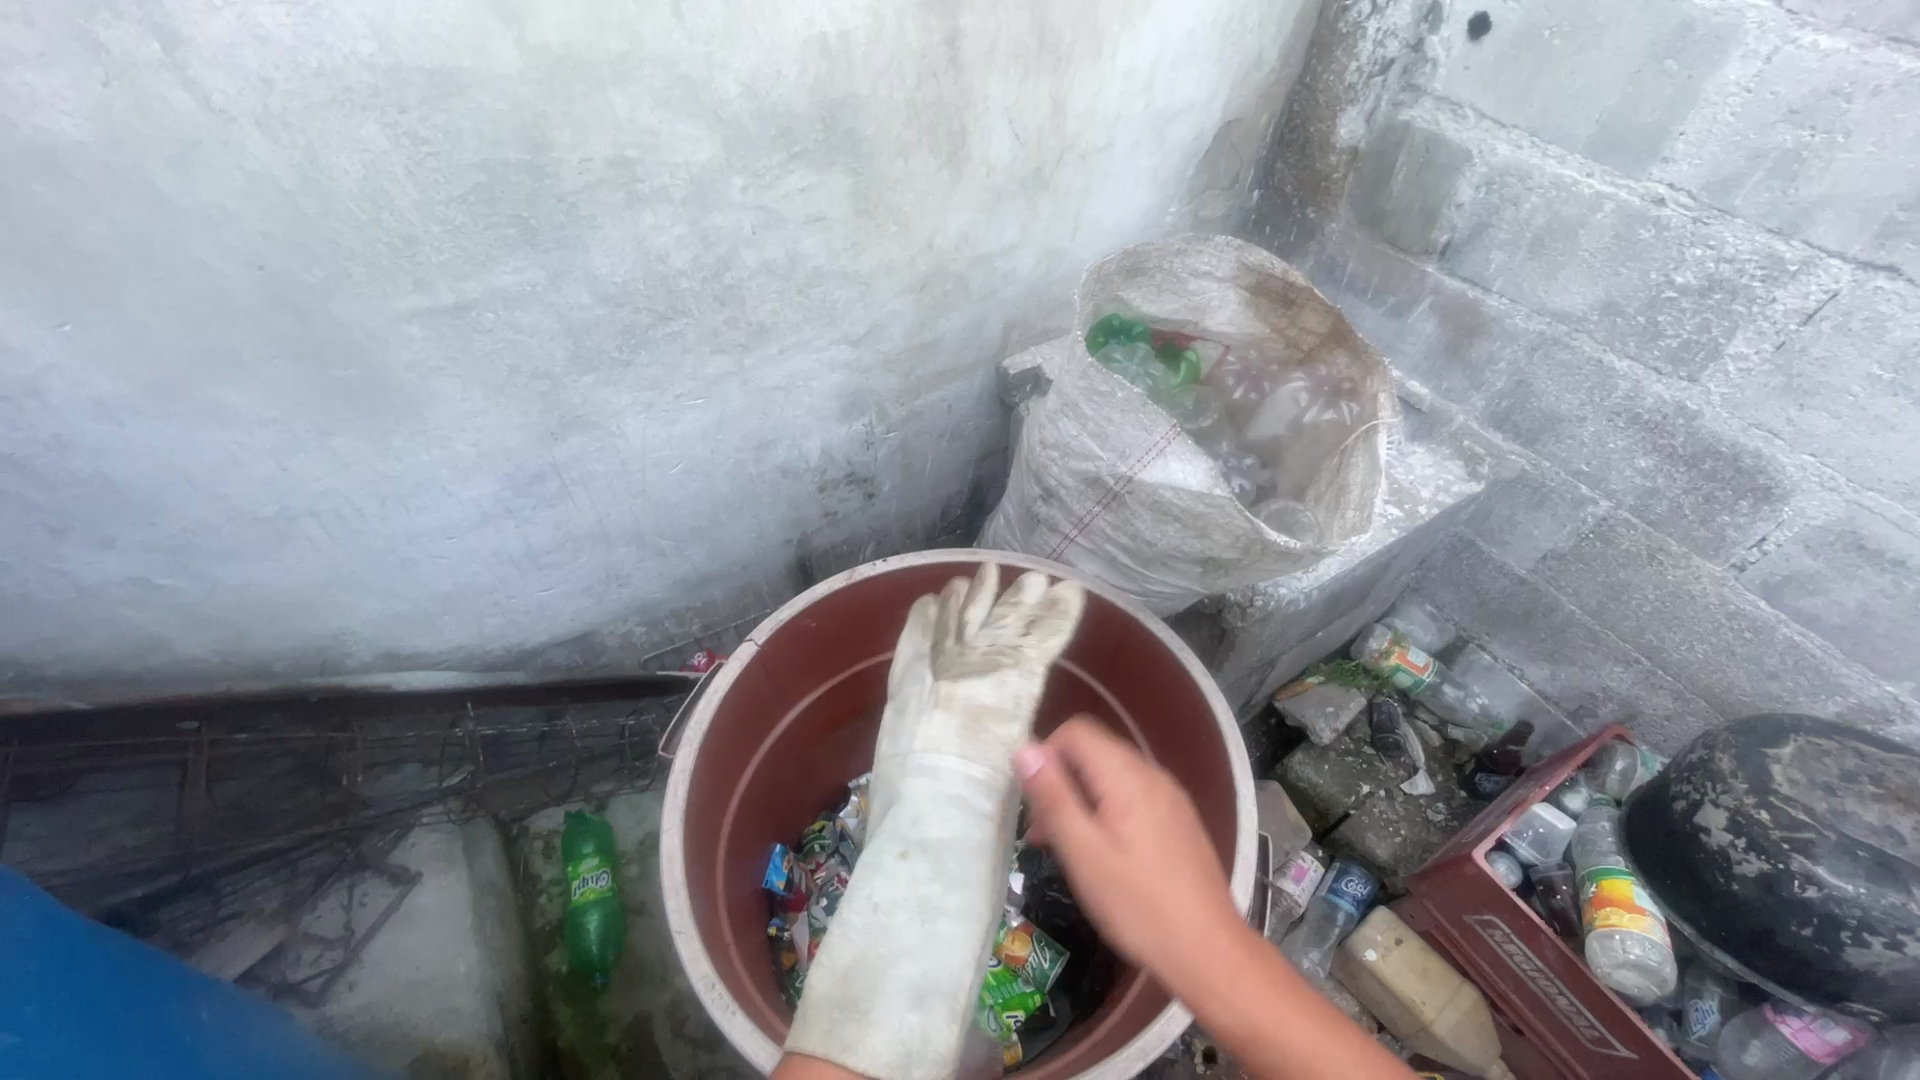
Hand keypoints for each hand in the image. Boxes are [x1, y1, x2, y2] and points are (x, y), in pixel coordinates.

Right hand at [1014, 715, 1241, 977]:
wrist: (1208, 952)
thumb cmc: (1138, 905)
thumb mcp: (1084, 854)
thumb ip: (1054, 797)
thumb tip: (1025, 748)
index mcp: (1128, 776)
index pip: (1076, 731)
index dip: (1045, 754)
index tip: (1032, 800)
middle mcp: (1152, 775)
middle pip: (1093, 751)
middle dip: (1060, 781)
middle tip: (1042, 833)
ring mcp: (1169, 797)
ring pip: (1110, 776)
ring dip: (1080, 800)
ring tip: (1065, 848)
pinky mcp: (1177, 820)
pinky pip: (1131, 797)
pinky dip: (1105, 812)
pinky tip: (1099, 855)